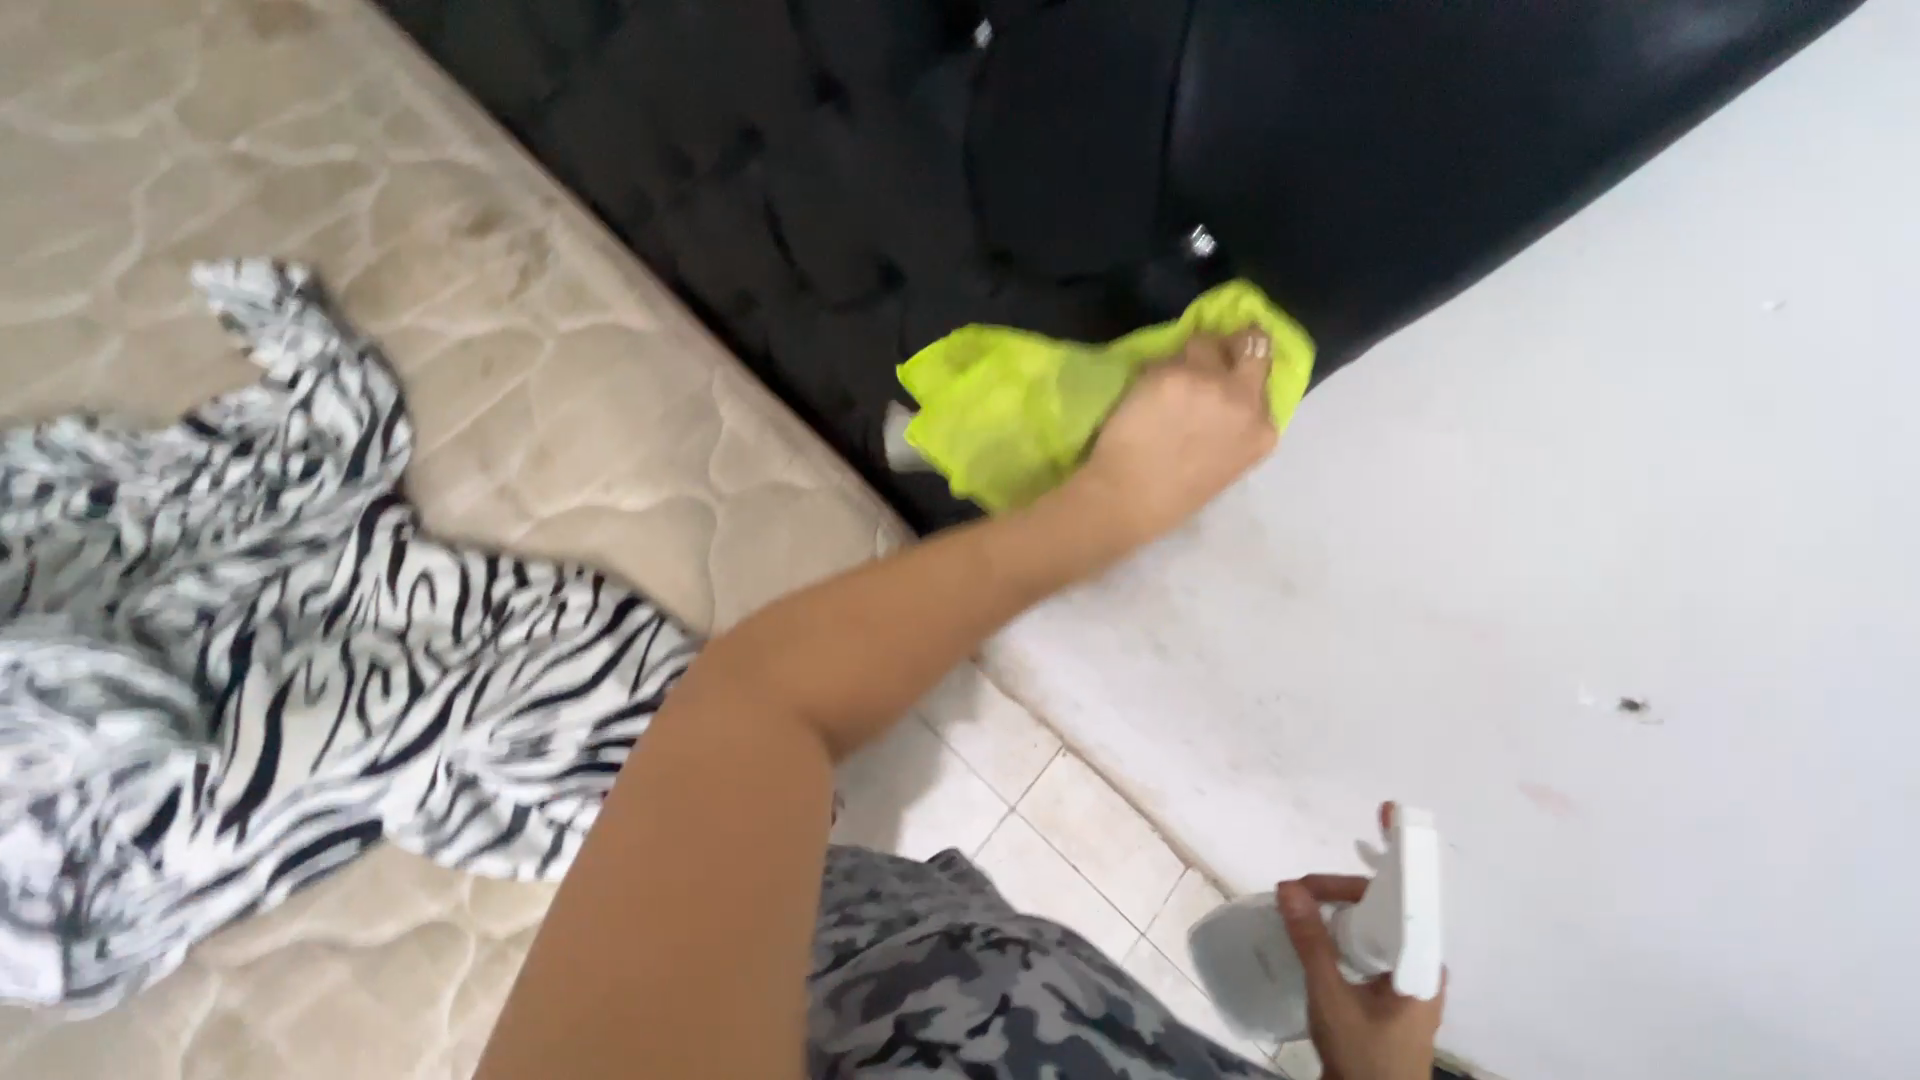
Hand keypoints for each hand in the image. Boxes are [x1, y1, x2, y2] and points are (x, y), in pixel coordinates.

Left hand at [1068, 329, 1277, 543]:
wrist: (1128, 498)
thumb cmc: (1171, 496)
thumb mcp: (1226, 463)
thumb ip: (1234, 426)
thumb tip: (1223, 393)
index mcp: (1262, 431)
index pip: (1264, 379)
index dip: (1242, 370)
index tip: (1227, 369)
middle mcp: (1245, 401)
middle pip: (1252, 345)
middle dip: (1232, 343)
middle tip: (1208, 351)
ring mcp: (1211, 382)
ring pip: (1204, 342)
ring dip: (1187, 355)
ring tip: (1167, 379)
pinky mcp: (1173, 372)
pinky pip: (1165, 356)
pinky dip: (1153, 369)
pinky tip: (1141, 394)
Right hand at [1275, 807, 1444, 1079]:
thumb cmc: (1363, 1060)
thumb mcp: (1330, 997)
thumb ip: (1310, 940)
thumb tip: (1289, 886)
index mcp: (1420, 966)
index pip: (1409, 898)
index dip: (1398, 856)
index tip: (1388, 814)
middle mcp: (1419, 968)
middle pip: (1384, 908)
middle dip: (1340, 888)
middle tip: (1297, 891)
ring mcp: (1405, 982)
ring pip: (1373, 926)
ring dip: (1337, 908)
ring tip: (1299, 904)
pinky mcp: (1389, 994)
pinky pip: (1366, 943)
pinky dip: (1340, 927)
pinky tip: (1314, 927)